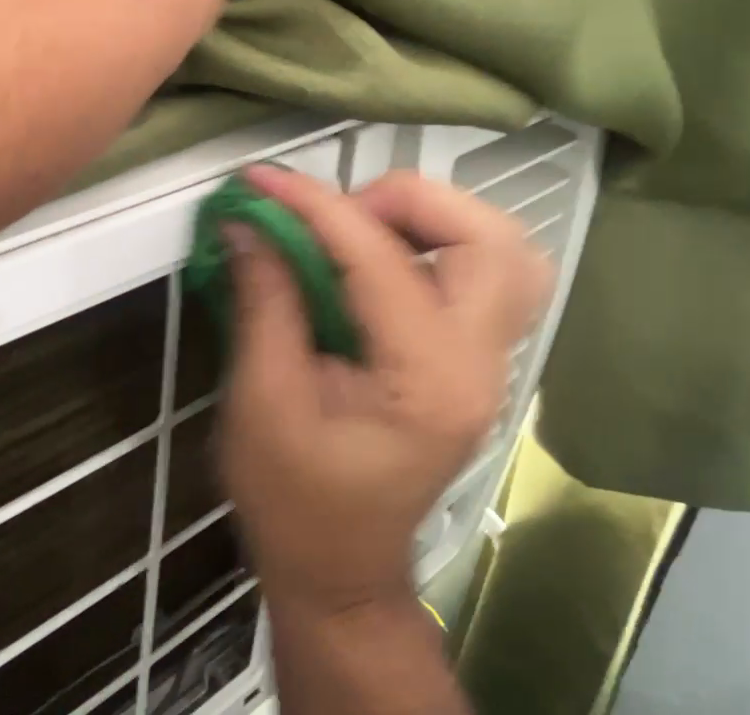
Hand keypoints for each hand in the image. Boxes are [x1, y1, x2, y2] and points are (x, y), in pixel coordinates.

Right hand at [217, 166, 550, 615]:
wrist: (336, 568)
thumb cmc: (291, 499)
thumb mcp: (262, 398)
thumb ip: (265, 301)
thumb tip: (248, 223)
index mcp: (428, 380)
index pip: (381, 260)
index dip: (314, 207)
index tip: (260, 181)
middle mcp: (480, 365)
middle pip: (489, 240)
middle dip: (404, 202)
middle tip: (328, 212)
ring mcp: (486, 366)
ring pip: (502, 253)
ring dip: (431, 220)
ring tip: (354, 227)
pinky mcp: (469, 365)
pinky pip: (480, 279)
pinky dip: (432, 246)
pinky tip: (372, 258)